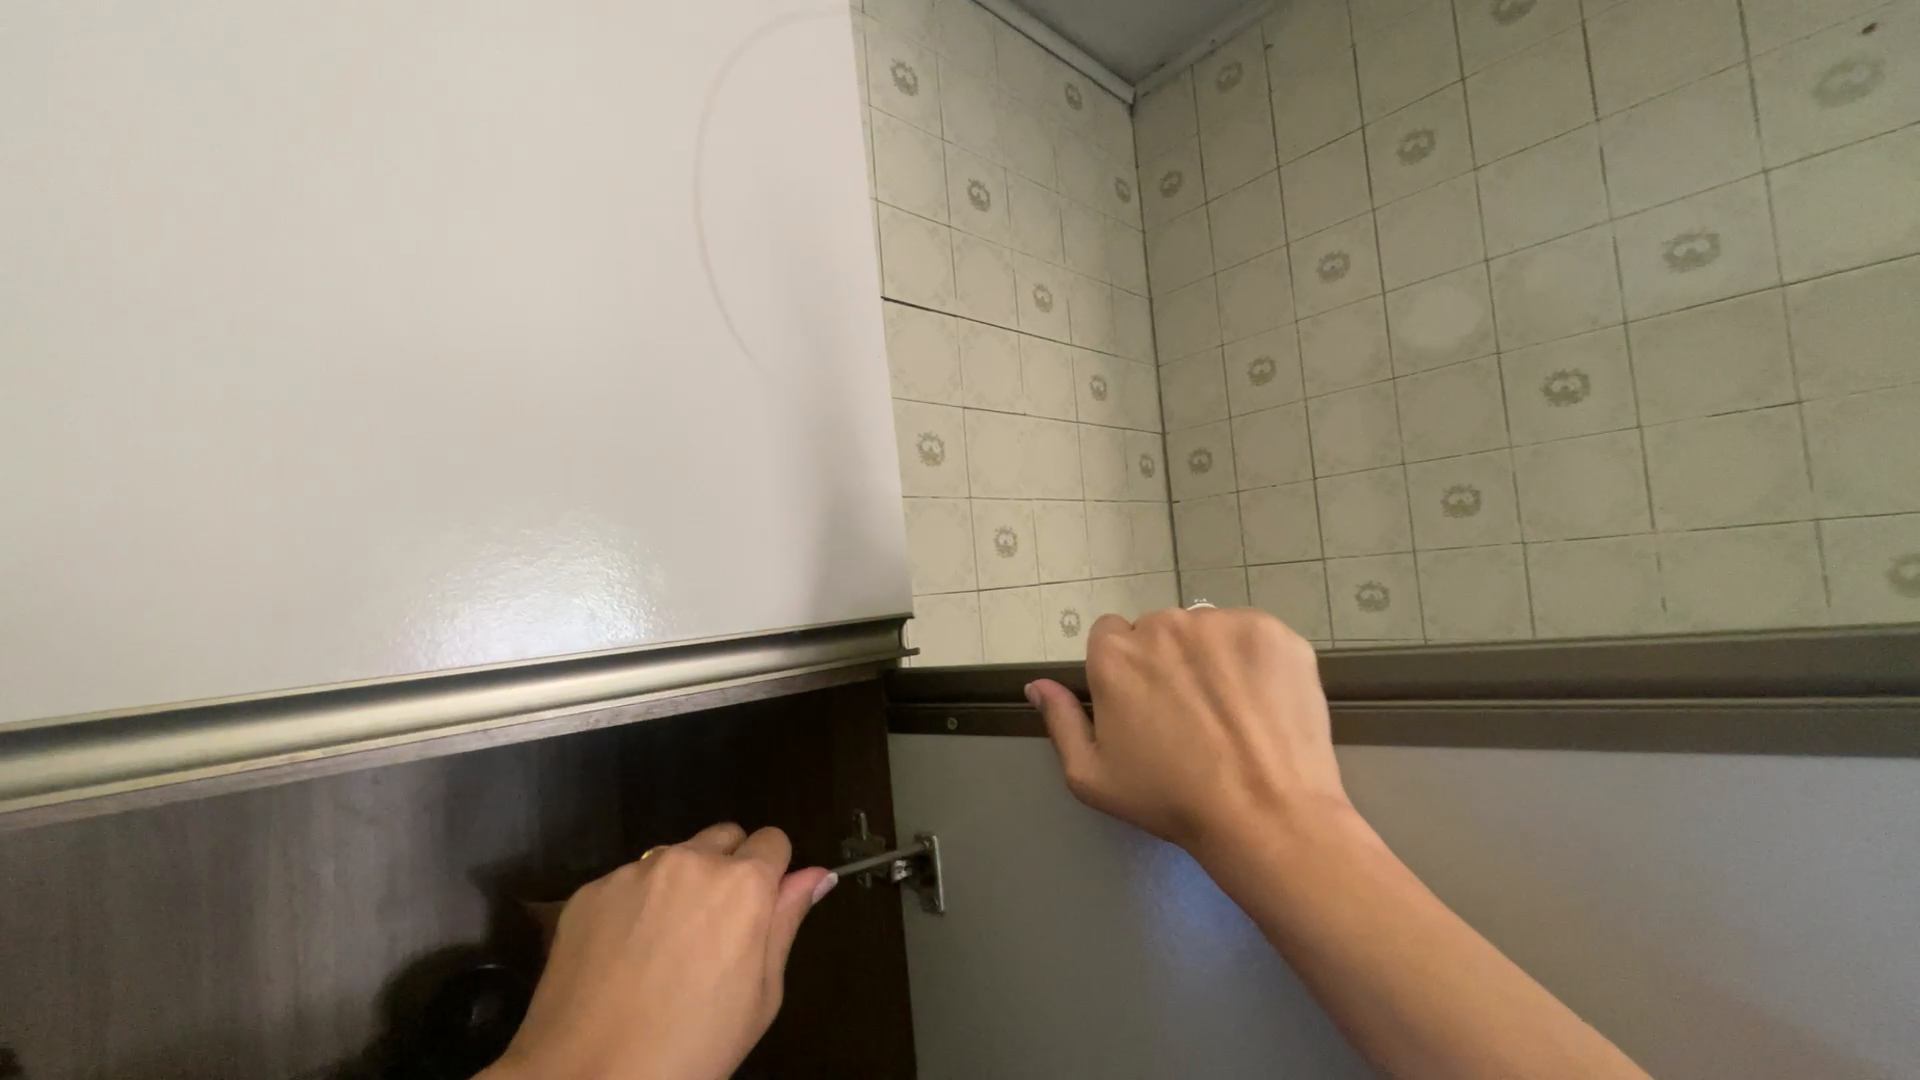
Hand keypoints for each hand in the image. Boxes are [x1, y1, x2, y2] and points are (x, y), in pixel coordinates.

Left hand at [484, 823, 835, 1079]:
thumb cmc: (692, 1048)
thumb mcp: (761, 995)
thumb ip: (787, 922)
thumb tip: (818, 874)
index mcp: (743, 884)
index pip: (774, 840)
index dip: (772, 872)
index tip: (758, 910)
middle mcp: (692, 860)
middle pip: (724, 837)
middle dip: (728, 868)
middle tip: (713, 928)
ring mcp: (636, 872)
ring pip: (674, 856)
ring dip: (680, 884)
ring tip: (662, 946)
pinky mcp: (590, 890)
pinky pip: (627, 882)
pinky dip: (633, 906)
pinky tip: (622, 956)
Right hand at [1027, 606, 1350, 859]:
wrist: (1266, 815)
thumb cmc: (1171, 799)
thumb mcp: (1092, 776)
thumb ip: (1061, 721)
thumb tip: (1038, 684)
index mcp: (1115, 655)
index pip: (1110, 635)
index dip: (1126, 669)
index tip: (1146, 704)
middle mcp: (1165, 625)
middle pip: (1159, 630)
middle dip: (1168, 661)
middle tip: (1189, 713)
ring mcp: (1223, 624)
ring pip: (1206, 630)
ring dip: (1211, 657)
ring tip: (1230, 711)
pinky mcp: (1274, 632)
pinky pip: (1253, 636)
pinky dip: (1254, 660)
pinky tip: (1261, 702)